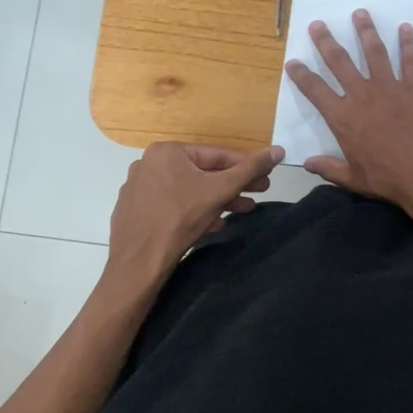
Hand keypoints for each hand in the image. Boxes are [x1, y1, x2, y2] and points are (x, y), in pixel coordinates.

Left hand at [105, 142, 280, 284]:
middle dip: (232, 185)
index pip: (216, 155)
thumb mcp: (221, 190)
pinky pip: (171, 205)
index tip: (265, 177)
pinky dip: (194, 211)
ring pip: (188, 190)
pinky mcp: (134, 211)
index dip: (245, 167)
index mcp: (167, 151)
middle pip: (202, 173)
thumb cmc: (181, 217)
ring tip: (241, 210)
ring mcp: (138, 188)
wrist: (138, 262)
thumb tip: (278, 150)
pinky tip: (213, 224)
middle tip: (258, 193)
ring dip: (217, 199)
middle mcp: (148, 164)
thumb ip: (251, 168)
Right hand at [285, 9, 412, 220]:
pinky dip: (408, 43)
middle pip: (339, 61)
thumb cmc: (387, 180)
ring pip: (374, 52)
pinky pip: (410, 60)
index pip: (315, 90)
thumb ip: (328, 168)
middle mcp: (362, 96)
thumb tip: (306, 163)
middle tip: (318, 24)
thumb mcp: (352, 178)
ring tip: (359, 13)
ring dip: (365, 31)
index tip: (292, 61)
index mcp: (343, 118)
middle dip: (326, 40)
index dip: (301, 74)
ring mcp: (390, 88)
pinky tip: (405, 28)